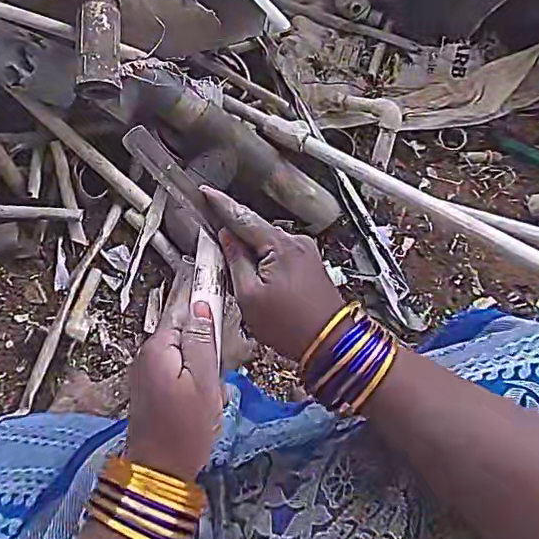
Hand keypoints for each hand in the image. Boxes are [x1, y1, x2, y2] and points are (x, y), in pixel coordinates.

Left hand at [125, 262, 222, 481]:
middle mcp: (148, 353)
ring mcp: (148, 370)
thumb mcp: (203, 382)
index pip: (183, 308)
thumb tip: (201, 305)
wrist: (160, 470)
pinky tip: (204, 403)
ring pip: (184, 353)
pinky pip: (179, 371)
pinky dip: (195, 381)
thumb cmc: (184, 430)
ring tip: (212, 395)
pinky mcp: (152, 386)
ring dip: (203, 367)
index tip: (214, 275)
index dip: (202, 295)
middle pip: (184, 330)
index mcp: (159, 347)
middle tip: (219, 372)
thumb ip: (202, 340)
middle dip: (206, 345)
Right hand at [201, 187, 345, 362]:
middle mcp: (297, 243)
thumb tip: (226, 239)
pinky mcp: (309, 264)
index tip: (206, 193)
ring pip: (266, 243)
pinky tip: (257, 278)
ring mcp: (306, 252)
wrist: (331, 345)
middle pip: (255, 229)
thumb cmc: (292, 326)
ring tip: (238, 275)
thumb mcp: (248, 295)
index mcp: (281, 246)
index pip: (243, 217)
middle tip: (213, 244)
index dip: (220, 204)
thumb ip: (234, 260)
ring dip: (250, 251)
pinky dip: (264, 260)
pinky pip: (279, 253)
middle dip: (233, 235)